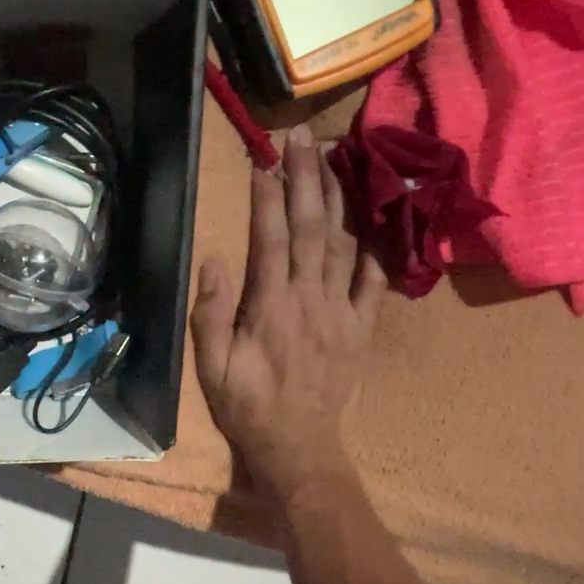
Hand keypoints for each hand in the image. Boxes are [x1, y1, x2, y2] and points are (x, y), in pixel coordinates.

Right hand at [193, 124, 385, 506]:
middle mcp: (311, 299)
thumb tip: (215, 262)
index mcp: (271, 307)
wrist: (299, 447)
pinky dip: (372, 247)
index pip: (271, 238)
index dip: (267, 196)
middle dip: (306, 177)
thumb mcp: (212, 370)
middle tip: (301, 136)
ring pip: (344, 243)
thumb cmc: (247, 407)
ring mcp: (342, 312)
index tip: (263, 160)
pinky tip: (370, 220)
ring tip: (332, 160)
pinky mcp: (361, 328)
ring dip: (337, 198)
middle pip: (312, 227)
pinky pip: (373, 281)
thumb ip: (211, 316)